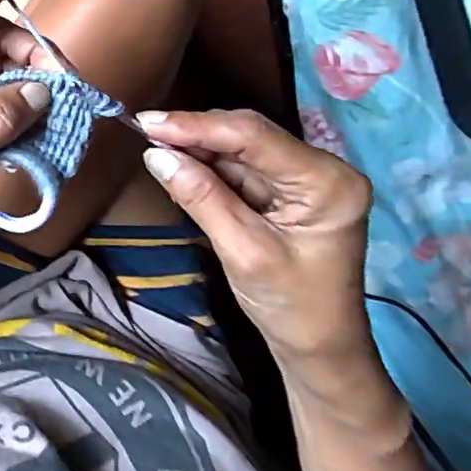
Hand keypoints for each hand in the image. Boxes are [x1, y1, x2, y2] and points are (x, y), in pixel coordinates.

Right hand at [136, 110, 374, 367]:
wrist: (319, 347)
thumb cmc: (291, 305)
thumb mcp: (242, 252)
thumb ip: (200, 198)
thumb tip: (155, 154)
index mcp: (327, 182)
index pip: (254, 136)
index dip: (197, 125)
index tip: (147, 123)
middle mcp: (319, 168)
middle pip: (246, 134)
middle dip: (194, 133)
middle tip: (143, 132)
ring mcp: (301, 177)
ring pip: (236, 146)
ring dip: (194, 146)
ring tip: (154, 147)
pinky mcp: (282, 188)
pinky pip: (236, 165)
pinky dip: (203, 164)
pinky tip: (177, 164)